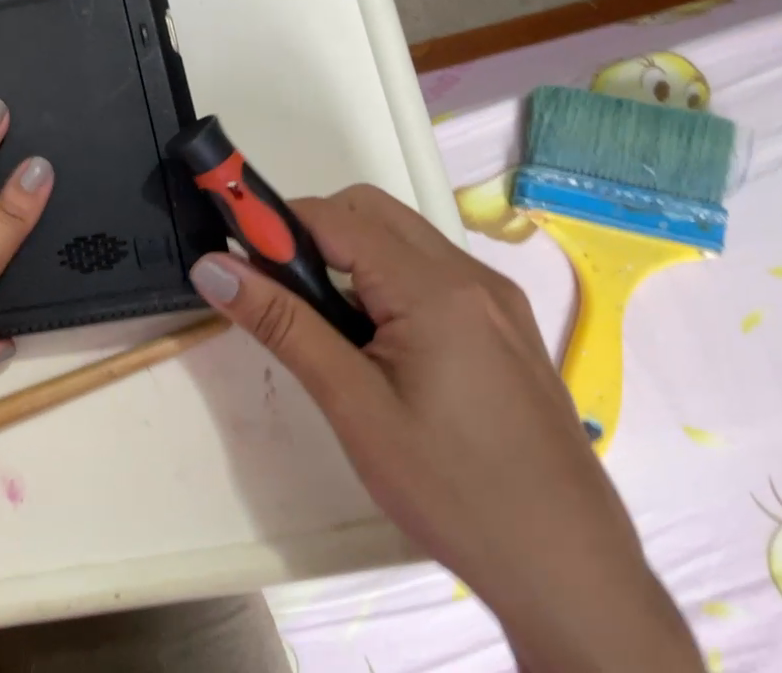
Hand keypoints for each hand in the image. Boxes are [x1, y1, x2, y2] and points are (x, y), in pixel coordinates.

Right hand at [187, 186, 699, 672]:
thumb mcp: (352, 405)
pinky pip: (427, 274)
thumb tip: (211, 266)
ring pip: (399, 240)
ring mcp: (495, 303)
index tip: (230, 255)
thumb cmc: (452, 488)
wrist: (569, 569)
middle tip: (272, 291)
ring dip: (343, 257)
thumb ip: (282, 324)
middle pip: (370, 212)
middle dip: (308, 232)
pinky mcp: (503, 329)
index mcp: (437, 291)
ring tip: (317, 324)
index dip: (272, 223)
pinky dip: (380, 281)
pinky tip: (368, 343)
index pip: (334, 217)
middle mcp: (472, 279)